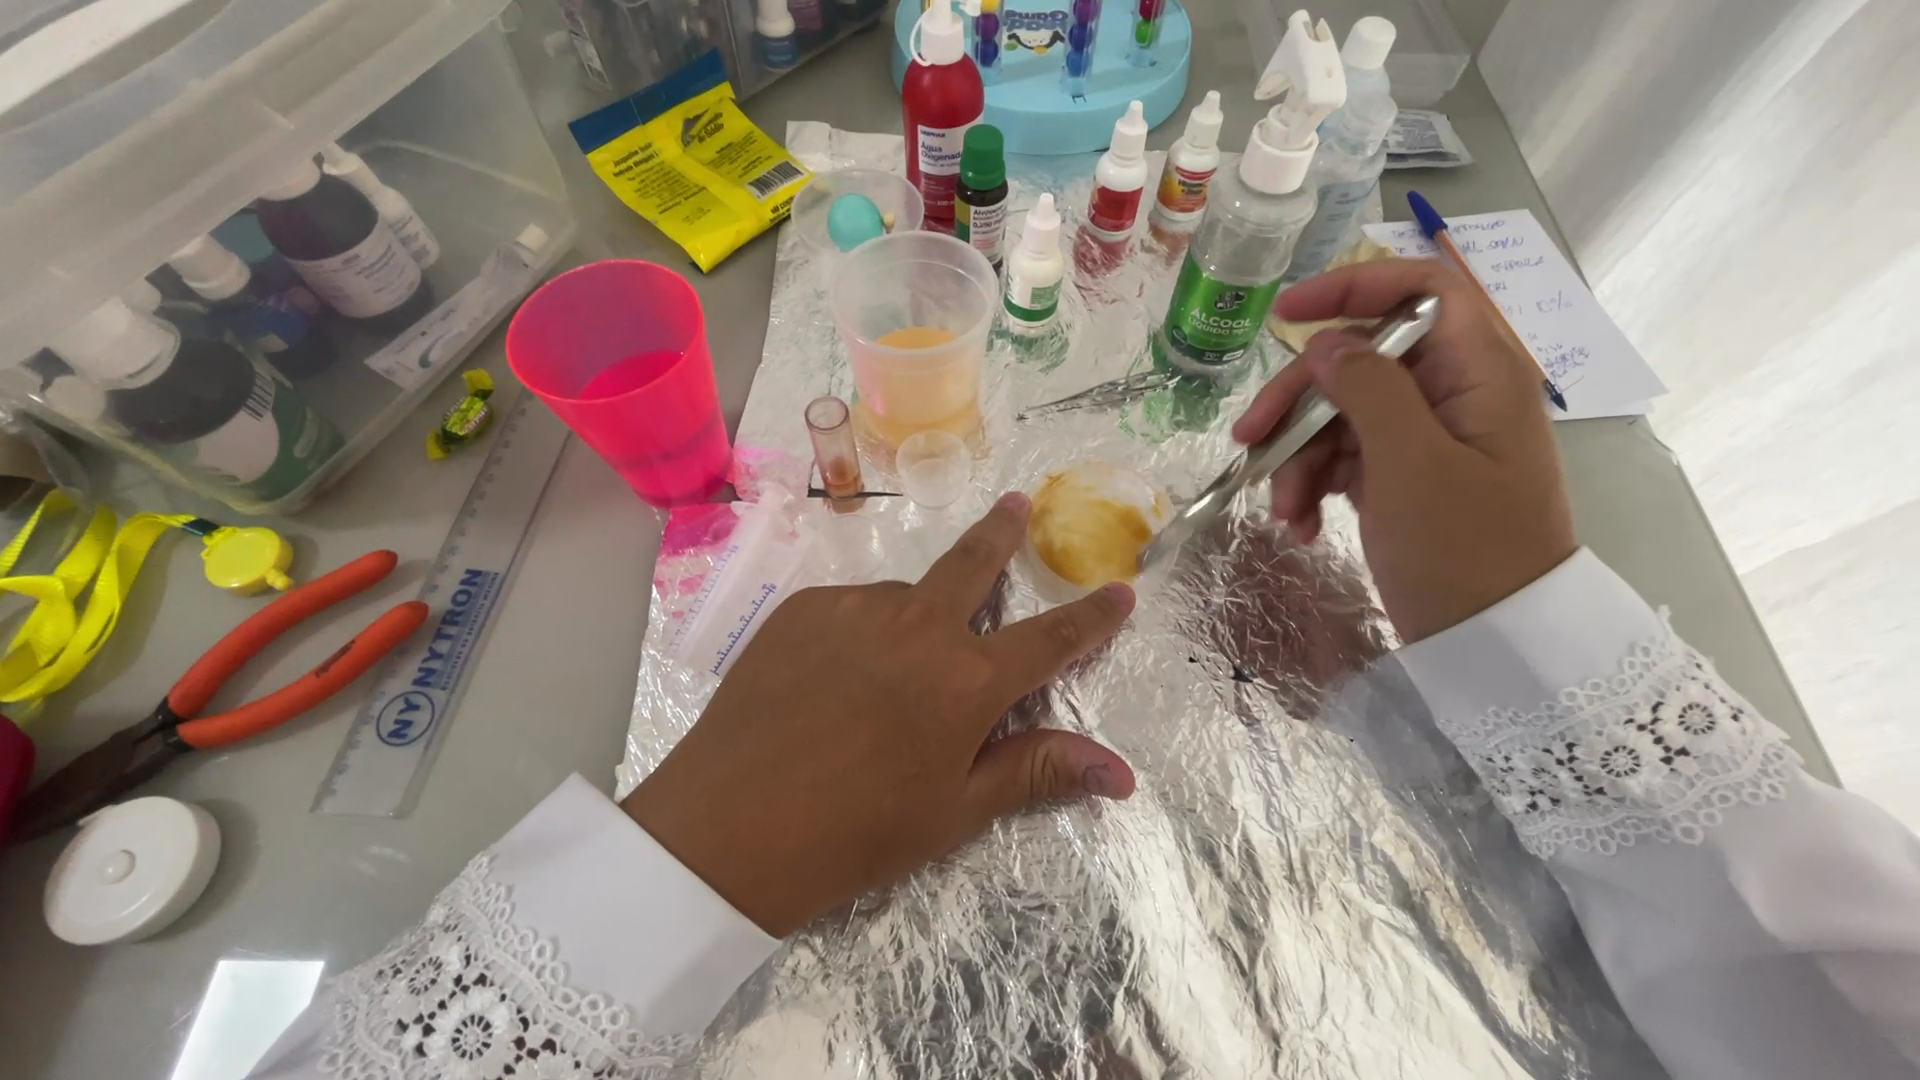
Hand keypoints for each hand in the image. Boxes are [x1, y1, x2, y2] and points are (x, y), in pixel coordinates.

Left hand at [622, 494, 1136, 936]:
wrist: (728, 827)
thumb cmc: (856, 832)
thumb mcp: (956, 810)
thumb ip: (1038, 771)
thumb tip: (1121, 772)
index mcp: (967, 680)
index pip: (1050, 639)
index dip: (1091, 618)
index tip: (1121, 591)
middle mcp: (918, 624)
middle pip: (974, 564)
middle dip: (1003, 533)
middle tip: (1016, 503)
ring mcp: (856, 606)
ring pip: (906, 596)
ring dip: (915, 618)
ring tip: (886, 676)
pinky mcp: (804, 607)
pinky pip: (852, 607)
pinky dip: (862, 631)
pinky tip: (834, 675)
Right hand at [1232, 258, 1576, 643]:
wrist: (1495, 641)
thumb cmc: (1464, 549)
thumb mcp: (1410, 464)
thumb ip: (1368, 388)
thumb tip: (1325, 341)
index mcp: (1476, 371)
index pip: (1419, 290)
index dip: (1351, 286)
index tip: (1284, 316)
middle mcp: (1451, 394)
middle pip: (1359, 361)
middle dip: (1298, 400)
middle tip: (1247, 440)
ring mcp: (1424, 439)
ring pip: (1340, 415)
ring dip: (1298, 458)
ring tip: (1283, 511)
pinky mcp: (1402, 478)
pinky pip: (1344, 459)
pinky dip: (1314, 485)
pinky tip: (1299, 525)